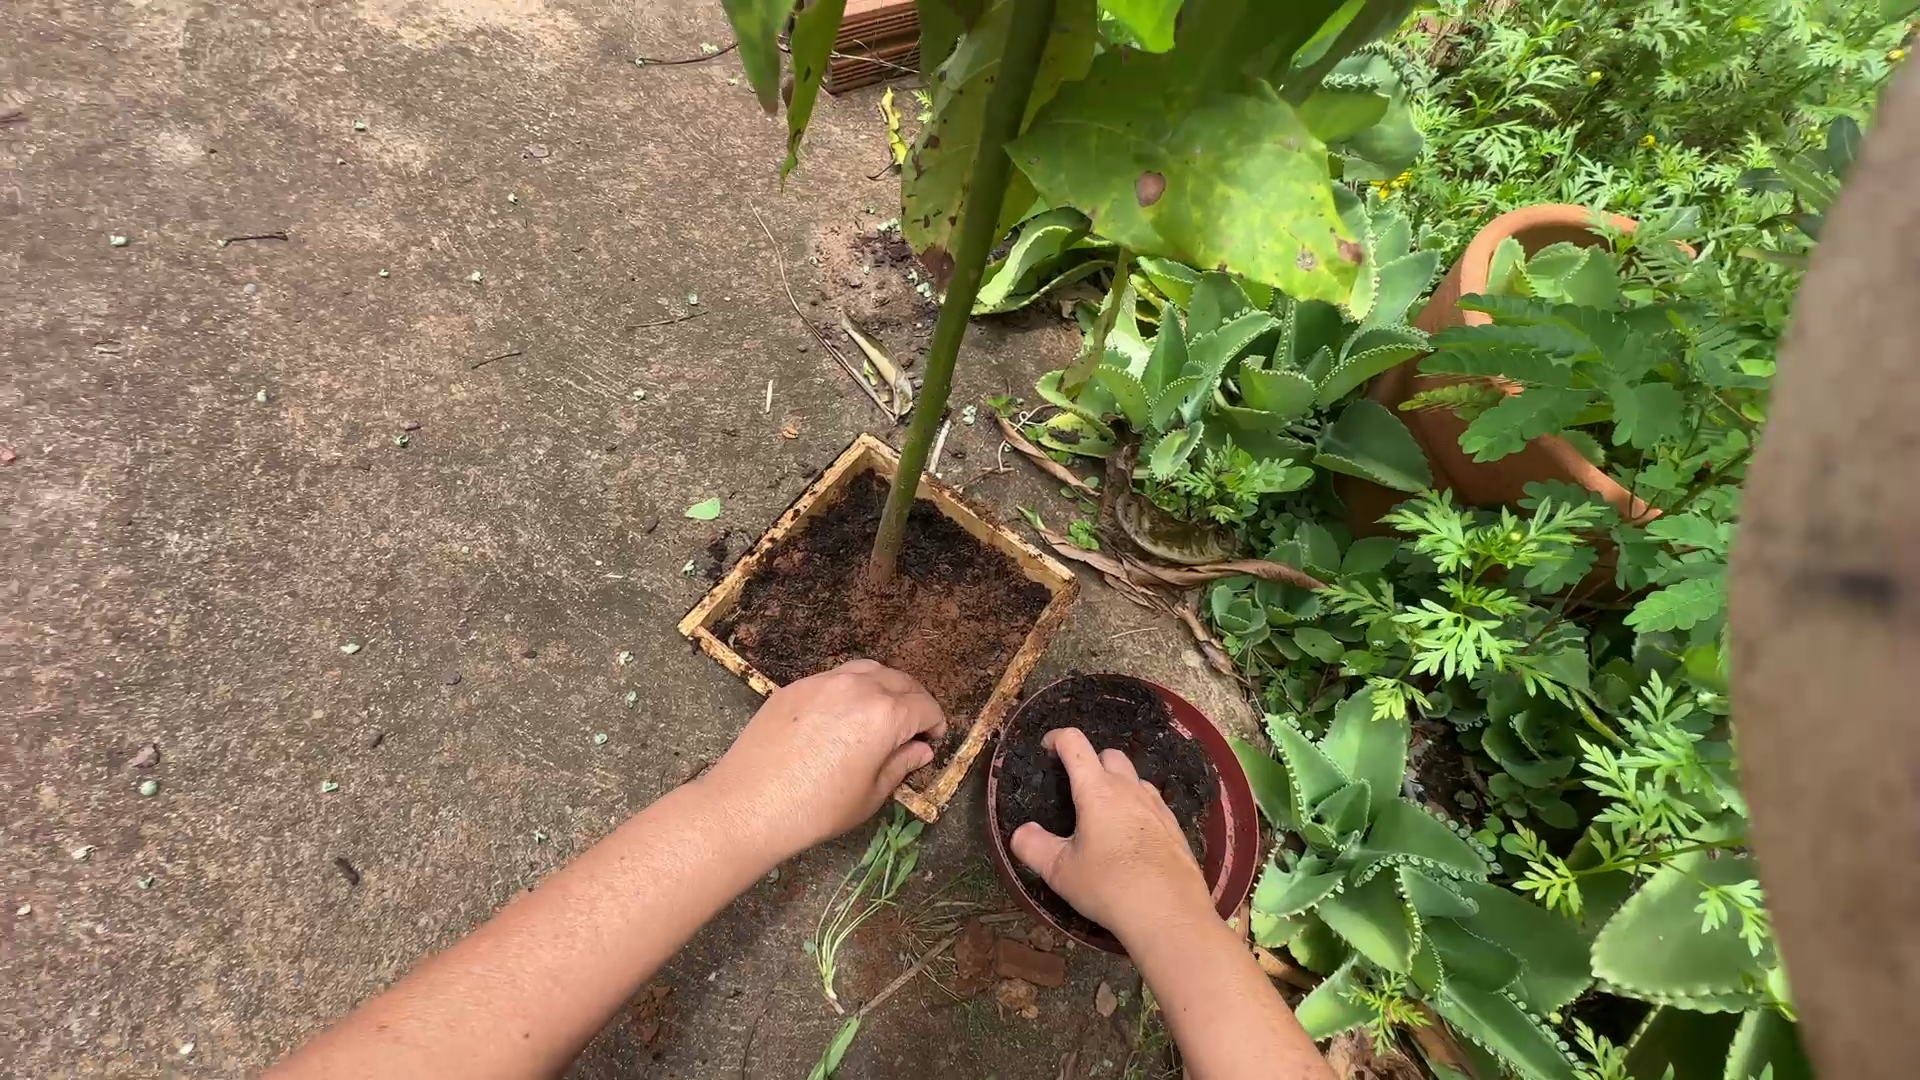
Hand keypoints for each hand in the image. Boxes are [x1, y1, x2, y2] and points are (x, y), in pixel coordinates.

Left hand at [701, 659, 946, 857]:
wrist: (748, 804)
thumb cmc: (816, 809)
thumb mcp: (870, 796)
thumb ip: (901, 765)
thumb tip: (921, 749)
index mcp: (885, 714)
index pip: (925, 707)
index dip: (936, 724)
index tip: (934, 740)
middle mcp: (859, 687)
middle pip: (901, 682)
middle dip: (915, 701)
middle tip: (915, 727)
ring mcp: (825, 681)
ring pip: (869, 670)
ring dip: (886, 686)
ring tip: (885, 712)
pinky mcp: (798, 685)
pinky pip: (837, 677)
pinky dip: (854, 687)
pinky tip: (846, 713)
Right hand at [1009, 728, 1214, 940]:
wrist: (1170, 915)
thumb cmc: (1109, 887)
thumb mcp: (1060, 872)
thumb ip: (1033, 847)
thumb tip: (1020, 832)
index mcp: (1097, 790)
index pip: (1075, 743)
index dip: (1057, 738)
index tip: (1047, 748)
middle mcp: (1128, 789)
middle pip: (1109, 754)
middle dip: (1091, 761)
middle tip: (1077, 789)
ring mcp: (1156, 806)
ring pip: (1134, 778)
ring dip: (1117, 784)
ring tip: (1105, 816)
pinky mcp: (1175, 826)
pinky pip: (1153, 803)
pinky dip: (1138, 808)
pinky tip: (1133, 838)